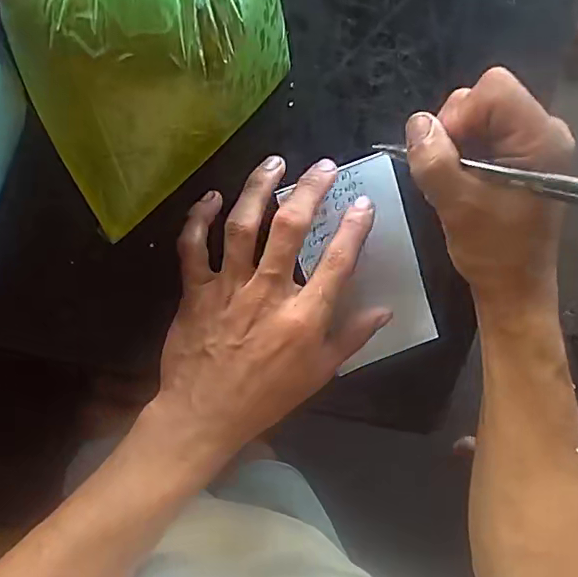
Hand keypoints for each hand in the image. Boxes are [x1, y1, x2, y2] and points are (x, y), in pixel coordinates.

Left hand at [144, 156, 390, 462]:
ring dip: (257, 189)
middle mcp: (267, 291)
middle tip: (321, 166)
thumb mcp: (318, 375)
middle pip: (291, 228)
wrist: (205, 414)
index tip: (363, 202)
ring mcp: (228, 288)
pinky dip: (198, 219)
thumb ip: (351, 338)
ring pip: (242, 226)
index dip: (354, 226)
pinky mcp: (195, 291)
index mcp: (304, 315)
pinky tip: (211, 197)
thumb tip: (384, 311)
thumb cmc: (266, 398)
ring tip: (272, 163)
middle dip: (310, 190)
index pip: (337, 261)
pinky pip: (193, 247)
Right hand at [405, 67, 574, 307]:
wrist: (514, 286)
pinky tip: (462, 182)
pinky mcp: (521, 158)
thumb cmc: (493, 251)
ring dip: (456, 143)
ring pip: (481, 114)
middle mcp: (544, 131)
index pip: (494, 89)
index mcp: (540, 138)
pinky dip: (464, 152)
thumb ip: (435, 161)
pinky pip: (484, 134)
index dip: (459, 115)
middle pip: (487, 96)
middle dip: (455, 128)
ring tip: (454, 180)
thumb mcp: (457, 206)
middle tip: (447, 170)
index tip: (444, 155)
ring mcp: (533, 144)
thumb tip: (417, 123)